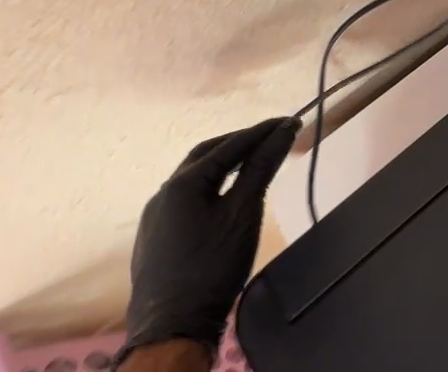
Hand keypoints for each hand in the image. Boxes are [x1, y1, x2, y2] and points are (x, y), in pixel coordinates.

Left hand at [121, 117, 300, 360]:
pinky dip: (213, 184)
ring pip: (195, 177)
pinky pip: (188, 197)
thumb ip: (262, 166)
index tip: (292, 121)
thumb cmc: (214, 263)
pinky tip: (227, 195)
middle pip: (206, 154)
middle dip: (240, 142)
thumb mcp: (245, 210)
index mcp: (182, 183)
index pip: (230, 145)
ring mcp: (155, 217)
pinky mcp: (156, 237)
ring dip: (225, 163)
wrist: (173, 326)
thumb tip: (284, 129)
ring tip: (255, 162)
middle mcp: (163, 194)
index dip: (263, 131)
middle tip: (272, 138)